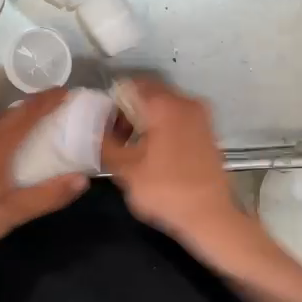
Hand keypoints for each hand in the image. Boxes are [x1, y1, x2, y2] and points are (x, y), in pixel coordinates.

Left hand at [0, 89, 89, 262]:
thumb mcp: (10, 214)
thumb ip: (47, 195)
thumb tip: (81, 179)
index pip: (28, 112)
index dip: (49, 100)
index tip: (67, 92)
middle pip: (7, 114)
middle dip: (30, 113)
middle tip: (49, 120)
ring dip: (6, 125)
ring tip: (20, 138)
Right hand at [101, 77, 249, 250]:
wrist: (210, 216)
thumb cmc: (165, 190)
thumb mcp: (125, 169)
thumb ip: (104, 143)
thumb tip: (92, 129)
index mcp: (164, 104)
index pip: (129, 86)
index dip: (111, 103)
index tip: (102, 125)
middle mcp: (186, 102)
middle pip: (148, 94)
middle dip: (128, 112)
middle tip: (115, 139)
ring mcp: (201, 116)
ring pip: (164, 107)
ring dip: (145, 121)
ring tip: (132, 149)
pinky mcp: (208, 132)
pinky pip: (178, 119)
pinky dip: (162, 128)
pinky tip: (154, 154)